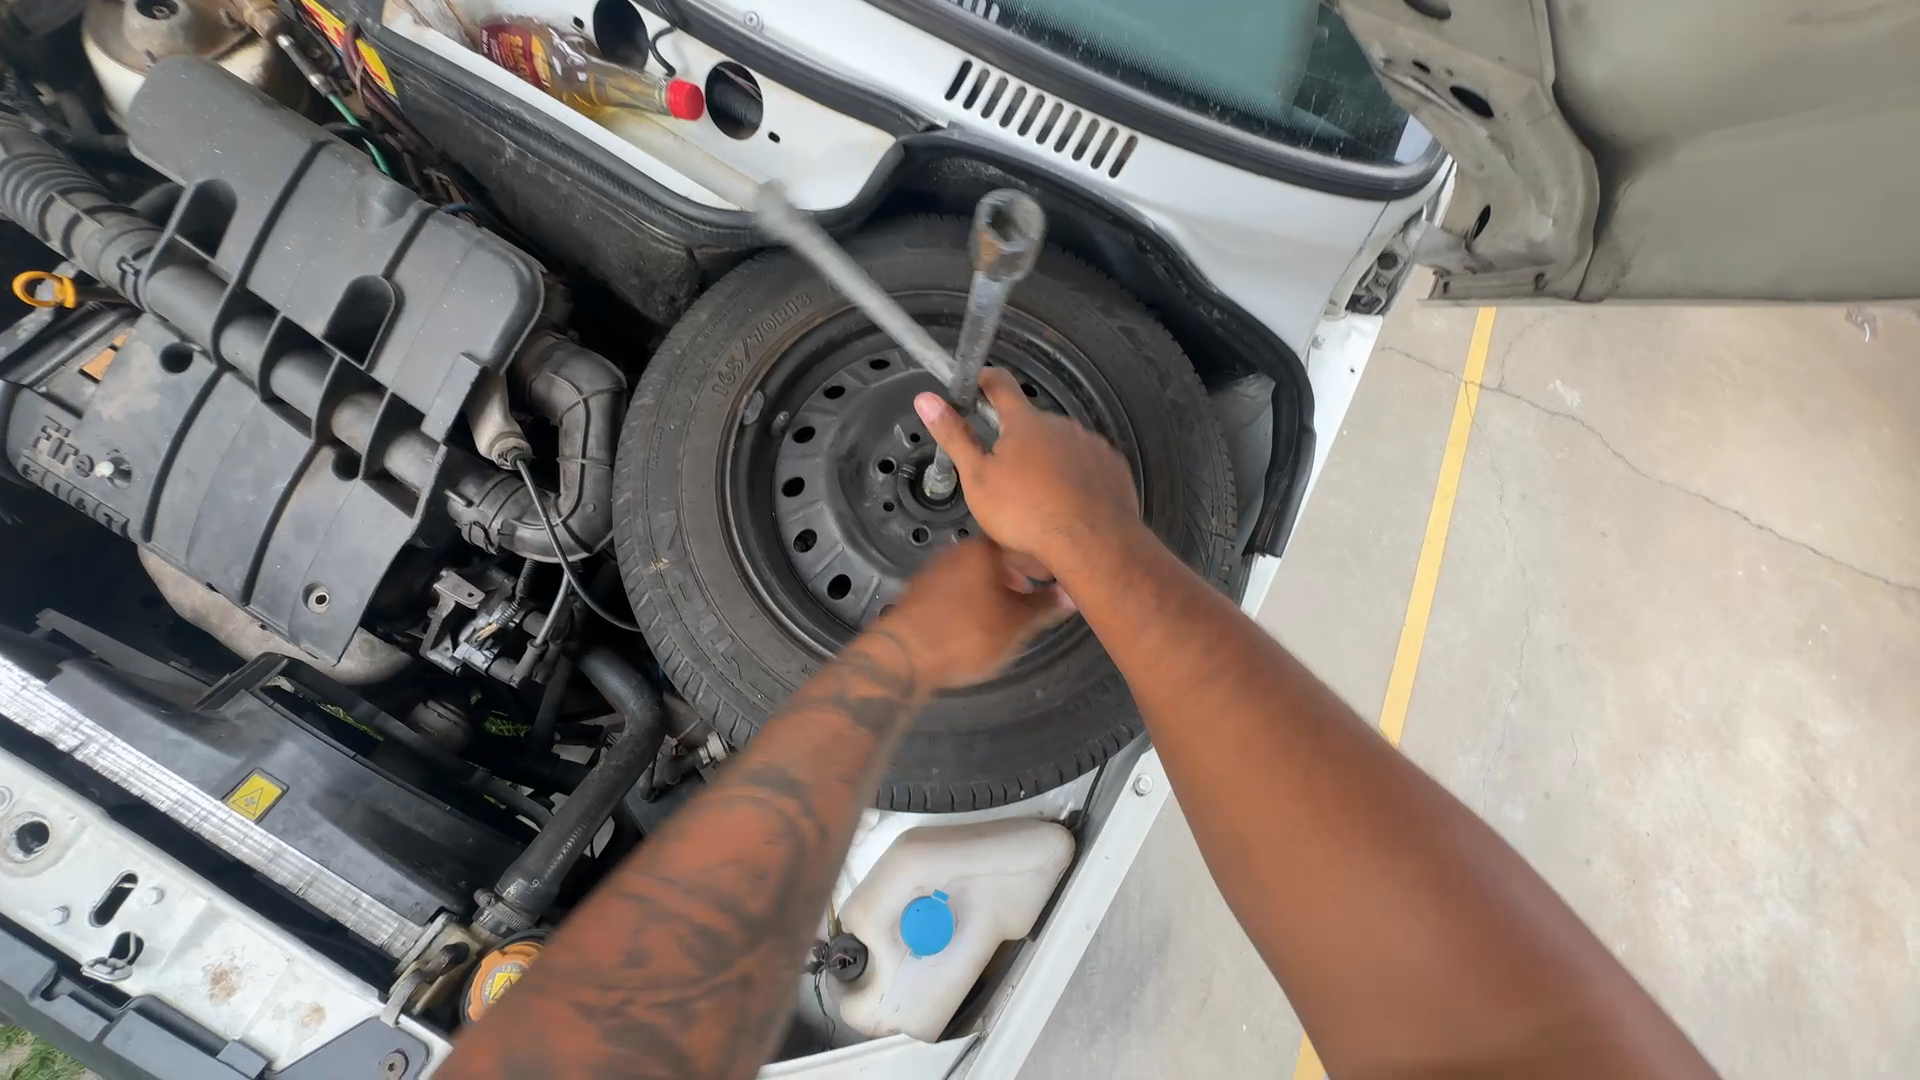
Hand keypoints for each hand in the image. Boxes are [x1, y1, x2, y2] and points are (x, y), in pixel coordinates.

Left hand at [876, 538, 1075, 689]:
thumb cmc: (968, 634)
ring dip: (993, 589)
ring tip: (1009, 613)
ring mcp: (934, 571)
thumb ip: (1045, 605)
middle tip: (1035, 595)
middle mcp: (957, 551)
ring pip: (974, 574)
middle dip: (1017, 574)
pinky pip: (955, 590)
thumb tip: (1070, 593)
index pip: (1021, 542)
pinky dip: (971, 600)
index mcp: (984, 549)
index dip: (1040, 560)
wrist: (905, 655)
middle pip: (996, 557)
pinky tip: (976, 622)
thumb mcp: (1017, 624)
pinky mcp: (918, 593)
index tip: (1054, 574)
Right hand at [914, 368, 1141, 577]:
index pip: (1000, 384)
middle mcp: (1061, 425)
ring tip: (1036, 498)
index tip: (974, 384)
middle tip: (1003, 474)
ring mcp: (1089, 444)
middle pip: (1032, 423)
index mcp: (1025, 423)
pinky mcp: (1110, 466)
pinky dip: (1073, 478)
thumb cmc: (1029, 513)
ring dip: (1046, 461)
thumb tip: (926, 401)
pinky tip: (1065, 503)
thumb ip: (954, 435)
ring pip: (1060, 446)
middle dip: (1016, 440)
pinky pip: (1085, 465)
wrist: (1090, 543)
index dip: (983, 380)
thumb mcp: (977, 477)